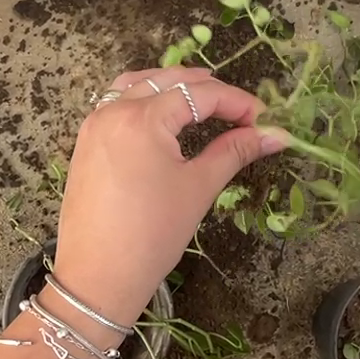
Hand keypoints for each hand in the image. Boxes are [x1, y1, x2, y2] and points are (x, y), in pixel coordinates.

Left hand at [50, 68, 288, 324]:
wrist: (98, 277)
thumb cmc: (152, 235)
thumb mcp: (197, 188)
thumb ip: (234, 152)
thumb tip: (275, 135)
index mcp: (141, 118)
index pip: (199, 94)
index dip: (236, 102)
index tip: (262, 120)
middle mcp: (112, 112)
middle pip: (167, 81)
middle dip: (207, 90)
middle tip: (238, 112)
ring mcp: (93, 127)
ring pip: (136, 86)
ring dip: (170, 88)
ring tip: (201, 104)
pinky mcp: (84, 146)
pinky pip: (115, 106)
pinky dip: (142, 102)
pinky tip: (160, 120)